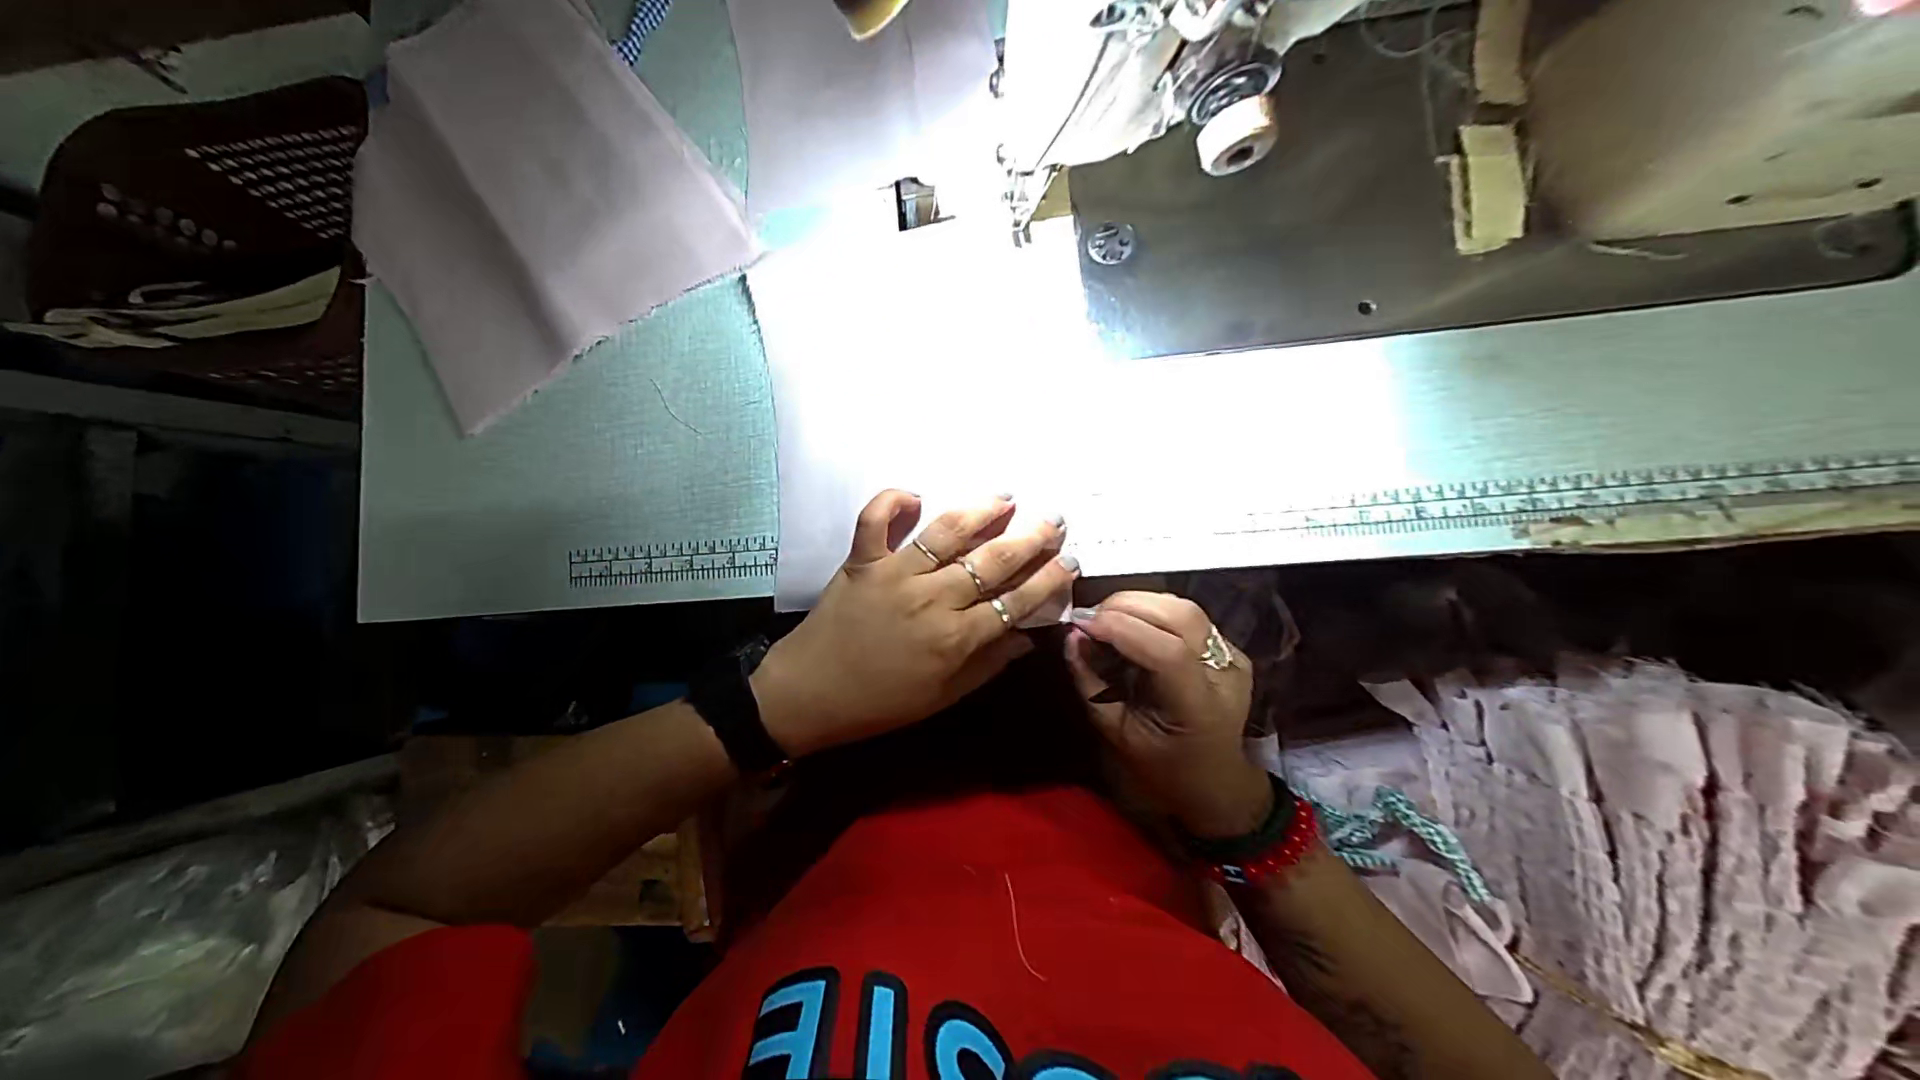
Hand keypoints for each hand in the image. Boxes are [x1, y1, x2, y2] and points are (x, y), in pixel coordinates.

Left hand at [752, 489, 1079, 757]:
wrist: (810, 694)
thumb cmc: (881, 703)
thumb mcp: (943, 697)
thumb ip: (988, 665)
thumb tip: (1028, 636)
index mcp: (957, 639)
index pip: (1016, 602)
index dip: (1047, 580)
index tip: (1069, 562)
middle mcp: (933, 599)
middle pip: (992, 561)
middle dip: (1030, 539)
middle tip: (1054, 521)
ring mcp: (895, 575)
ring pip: (946, 533)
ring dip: (980, 512)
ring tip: (1006, 498)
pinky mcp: (862, 562)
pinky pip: (875, 521)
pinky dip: (890, 502)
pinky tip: (913, 495)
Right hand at [1064, 591, 1273, 837]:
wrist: (1216, 781)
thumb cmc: (1163, 768)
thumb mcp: (1118, 734)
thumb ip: (1091, 685)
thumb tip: (1072, 636)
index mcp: (1201, 707)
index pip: (1167, 652)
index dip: (1121, 628)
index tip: (1080, 624)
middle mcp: (1226, 675)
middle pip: (1181, 615)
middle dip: (1127, 605)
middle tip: (1089, 617)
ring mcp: (1234, 658)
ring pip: (1185, 607)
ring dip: (1139, 602)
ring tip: (1106, 616)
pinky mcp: (1230, 649)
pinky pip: (1188, 616)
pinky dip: (1153, 611)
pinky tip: (1131, 623)